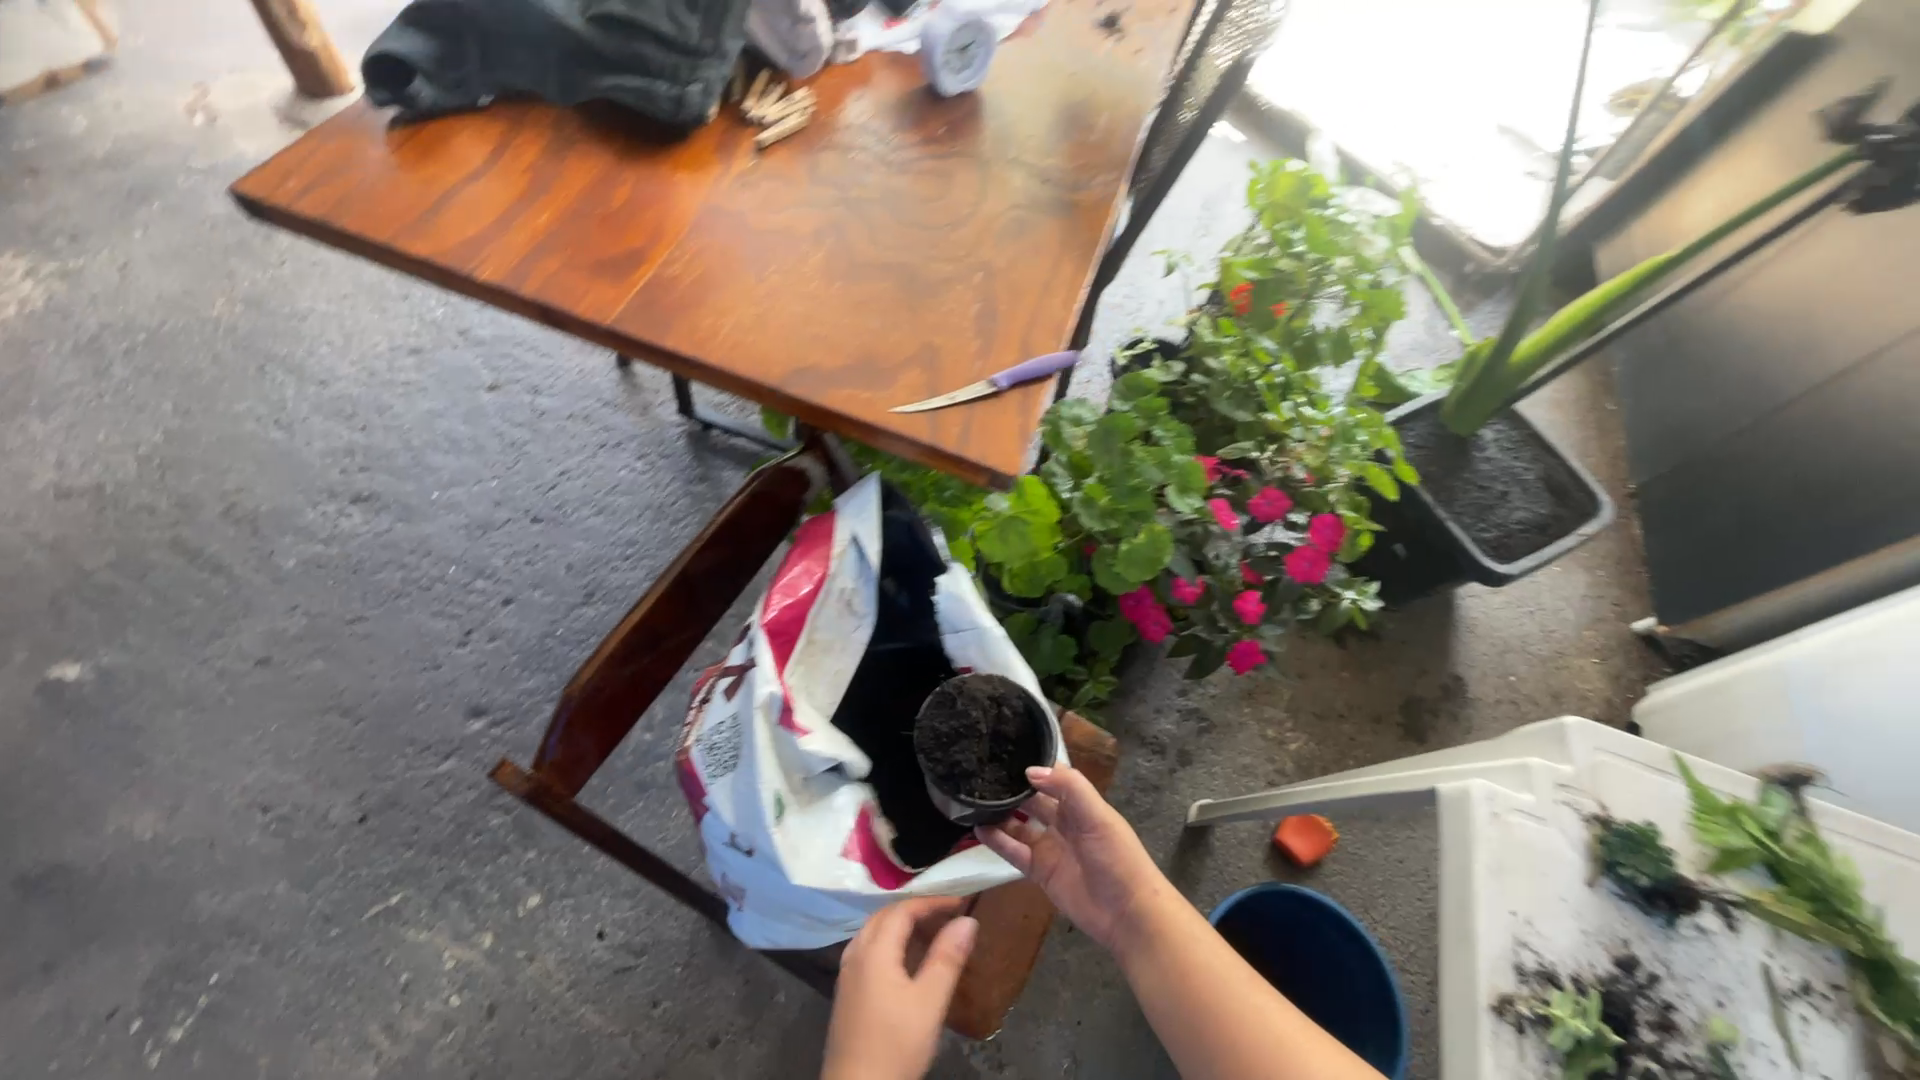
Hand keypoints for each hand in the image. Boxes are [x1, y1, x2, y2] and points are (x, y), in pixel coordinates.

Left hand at [820, 897, 976, 1079]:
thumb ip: (947, 958)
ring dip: (899, 925)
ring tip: (928, 932)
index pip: (902, 910)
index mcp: (875, 951)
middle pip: (884, 916)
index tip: (960, 903)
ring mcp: (847, 974)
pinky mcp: (846, 993)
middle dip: (915, 909)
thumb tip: (967, 920)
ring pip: (872, 932)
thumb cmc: (896, 1044)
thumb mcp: (929, 1003)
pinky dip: (888, 942)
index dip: (931, 902)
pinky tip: (903, 960)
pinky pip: (867, 950)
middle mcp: (856, 955)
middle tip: (945, 914)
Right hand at [975, 765, 1172, 954]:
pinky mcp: (1040, 872)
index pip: (1052, 778)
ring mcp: (1050, 848)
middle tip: (980, 775)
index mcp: (1081, 804)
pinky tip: (978, 830)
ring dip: (999, 815)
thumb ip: (1068, 788)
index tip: (1004, 753)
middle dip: (1011, 789)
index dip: (1032, 766)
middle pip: (1032, 801)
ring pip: (1019, 825)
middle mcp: (1064, 822)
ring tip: (972, 801)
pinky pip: (1014, 852)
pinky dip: (997, 841)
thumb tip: (1030, 770)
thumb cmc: (1118, 857)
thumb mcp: (1098, 816)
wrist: (1128, 914)